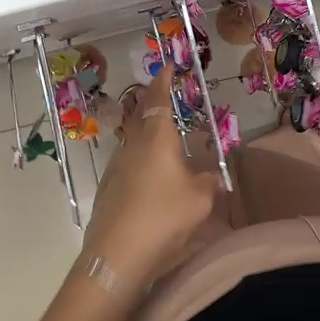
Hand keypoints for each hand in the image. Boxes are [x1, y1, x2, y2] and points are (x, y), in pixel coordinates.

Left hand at [83, 63, 219, 284]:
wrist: (117, 254)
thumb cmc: (163, 217)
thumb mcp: (200, 200)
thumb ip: (207, 182)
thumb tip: (210, 176)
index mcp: (156, 138)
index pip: (158, 100)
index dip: (163, 82)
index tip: (167, 67)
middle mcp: (133, 145)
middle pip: (141, 117)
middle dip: (153, 105)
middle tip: (166, 98)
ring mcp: (116, 166)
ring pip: (134, 141)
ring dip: (147, 135)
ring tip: (165, 142)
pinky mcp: (109, 188)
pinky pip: (129, 163)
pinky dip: (142, 161)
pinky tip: (151, 178)